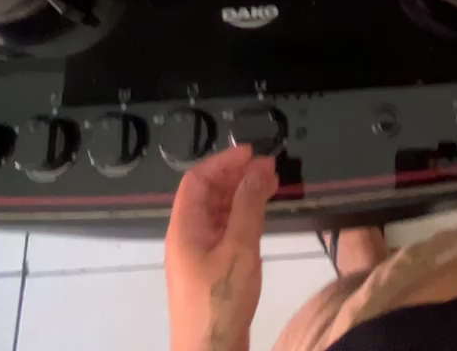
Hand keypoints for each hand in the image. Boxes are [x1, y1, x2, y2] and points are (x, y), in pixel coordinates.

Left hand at [166, 145, 280, 350]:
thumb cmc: (220, 301)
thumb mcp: (239, 249)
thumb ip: (248, 206)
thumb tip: (256, 170)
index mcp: (184, 228)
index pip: (197, 180)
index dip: (223, 162)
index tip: (252, 153)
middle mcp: (186, 237)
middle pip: (208, 194)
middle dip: (237, 176)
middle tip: (270, 168)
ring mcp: (197, 256)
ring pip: (218, 212)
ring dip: (242, 195)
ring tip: (272, 185)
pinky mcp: (210, 271)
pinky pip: (224, 231)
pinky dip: (242, 216)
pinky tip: (261, 214)